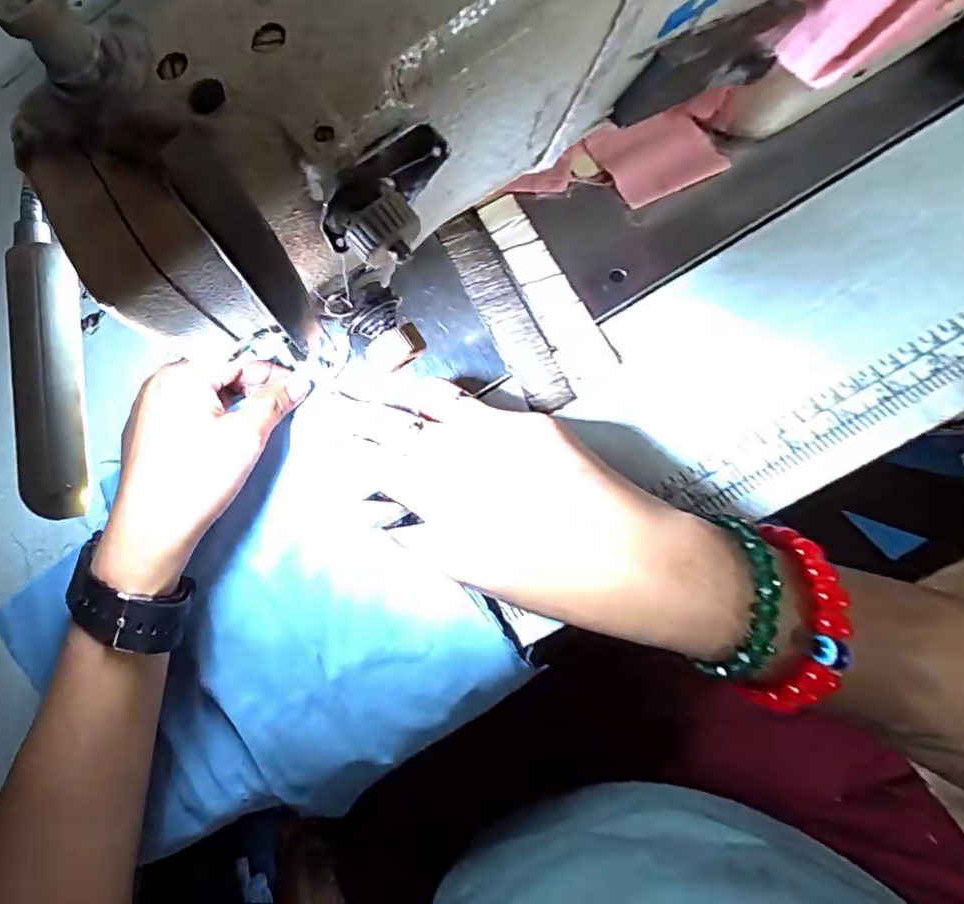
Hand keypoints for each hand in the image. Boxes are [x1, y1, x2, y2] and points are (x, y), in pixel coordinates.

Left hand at [99, 358, 309, 594]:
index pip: (238, 360)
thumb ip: (275, 401)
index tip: (295, 389)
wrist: (151, 531)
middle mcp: (159, 382)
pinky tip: (222, 440)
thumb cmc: (199, 478)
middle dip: (251, 389)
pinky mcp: (145, 431)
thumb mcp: (246, 436)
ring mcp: (148, 406)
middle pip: (218, 373)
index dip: (271, 374)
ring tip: (252, 428)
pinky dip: (210, 418)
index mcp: (181, 374)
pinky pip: (185, 411)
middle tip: (277, 410)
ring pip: (203, 393)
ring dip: (232, 405)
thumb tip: (299, 381)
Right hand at [342, 377, 764, 658]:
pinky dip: (438, 397)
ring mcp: (493, 435)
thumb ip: (422, 542)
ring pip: (428, 404)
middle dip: (357, 411)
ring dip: (390, 390)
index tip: (326, 433)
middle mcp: (458, 462)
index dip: (348, 447)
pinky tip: (422, 391)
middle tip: (330, 396)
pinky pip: (472, 405)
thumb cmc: (554, 584)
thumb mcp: (475, 573)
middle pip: (394, 427)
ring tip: (362, 380)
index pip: (378, 465)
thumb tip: (383, 518)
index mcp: (441, 507)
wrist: (636, 561)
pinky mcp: (528, 422)